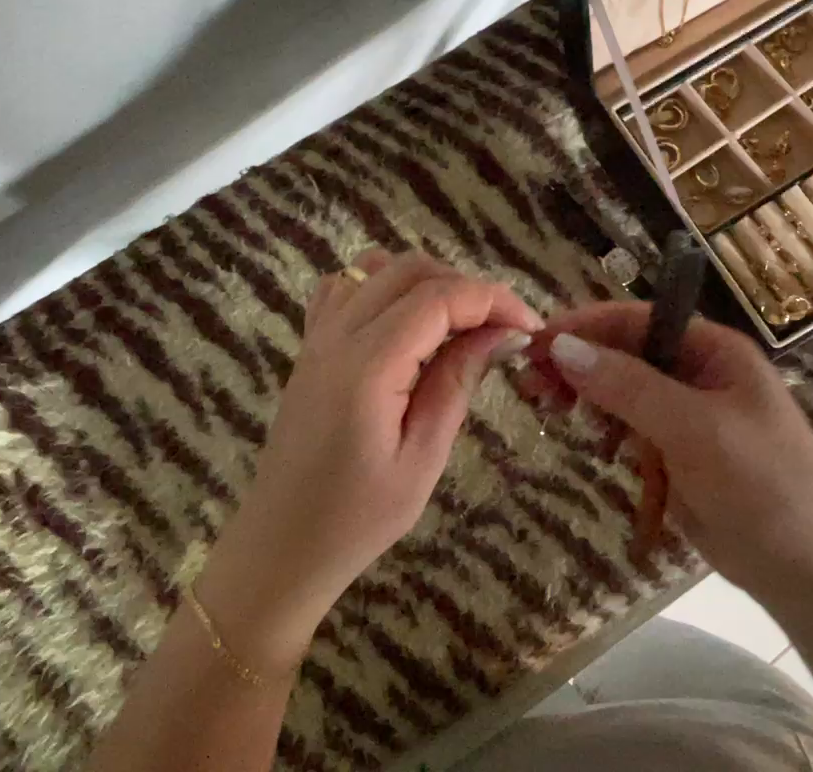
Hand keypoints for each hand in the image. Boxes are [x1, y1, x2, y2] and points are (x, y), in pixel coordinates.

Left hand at [199, 250, 540, 670]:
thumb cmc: (358, 517)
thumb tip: (502, 333)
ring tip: (459, 323)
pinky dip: (382, 286)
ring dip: (425, 281)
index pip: (439, 298)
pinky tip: (404, 322)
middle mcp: (337, 334)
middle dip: (464, 286)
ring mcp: (317, 336)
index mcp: (367, 365)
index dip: (492, 300)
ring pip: (376, 268)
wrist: (282, 544)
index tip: (529, 327)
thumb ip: (458, 382)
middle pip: (408, 270)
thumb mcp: (422, 458)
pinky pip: (344, 288)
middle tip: (501, 328)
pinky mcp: (309, 347)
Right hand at [537, 302, 812, 602]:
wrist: (809, 573)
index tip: (535, 344)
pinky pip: (630, 428)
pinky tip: (588, 442)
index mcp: (713, 351)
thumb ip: (627, 386)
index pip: (637, 320)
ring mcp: (687, 415)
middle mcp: (698, 373)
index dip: (584, 327)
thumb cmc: (762, 485)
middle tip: (530, 384)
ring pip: (622, 390)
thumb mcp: (694, 428)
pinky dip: (605, 429)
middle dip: (578, 363)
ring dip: (586, 395)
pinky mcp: (677, 453)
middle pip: (624, 352)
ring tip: (547, 409)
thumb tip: (561, 347)